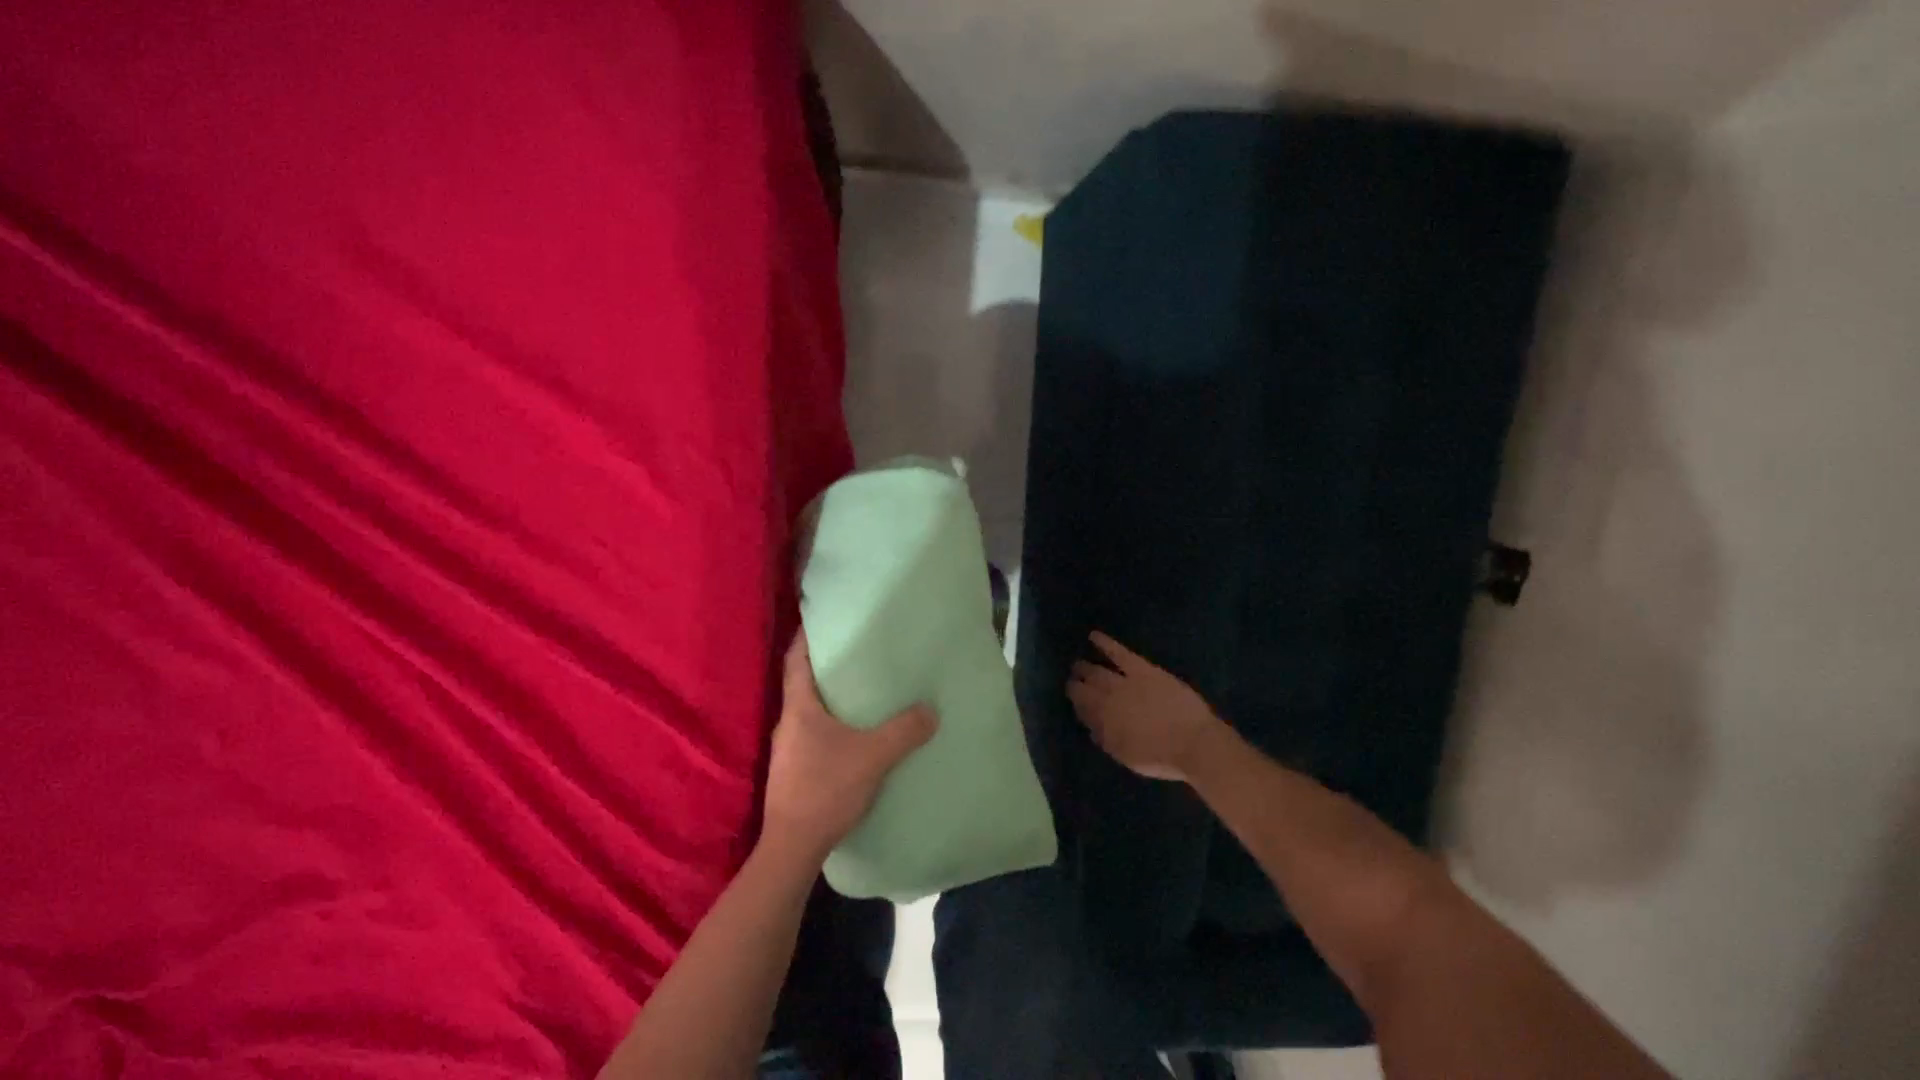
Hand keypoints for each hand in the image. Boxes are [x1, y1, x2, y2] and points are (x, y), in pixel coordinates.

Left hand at [761, 632, 938, 860]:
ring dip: (830, 698)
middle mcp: (787, 722)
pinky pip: (813, 735)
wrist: (794, 845)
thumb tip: (930, 710)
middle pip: (802, 682)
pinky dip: (831, 726)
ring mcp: (787, 749)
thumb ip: (903, 731)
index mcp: (798, 707)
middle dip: (826, 665)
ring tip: (861, 689)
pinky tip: (854, 735)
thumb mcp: (873, 756)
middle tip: (857, 650)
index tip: (824, 618)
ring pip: (808, 711)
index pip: (795, 658)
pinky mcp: (793, 771)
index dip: (807, 635)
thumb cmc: (826, 789)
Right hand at [1068, 631, 1224, 782]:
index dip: (1075, 701)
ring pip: (1099, 671)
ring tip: (1078, 664)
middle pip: (1088, 688)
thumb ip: (1105, 739)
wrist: (1193, 742)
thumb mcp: (1125, 756)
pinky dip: (1106, 644)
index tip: (1072, 698)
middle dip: (1077, 683)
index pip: (1081, 706)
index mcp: (1104, 720)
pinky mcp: (1144, 669)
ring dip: (1086, 667)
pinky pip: (1120, 653)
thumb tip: (1092, 726)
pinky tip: (1094, 636)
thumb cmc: (1160, 756)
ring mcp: (1126, 681)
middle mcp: (1109, 698)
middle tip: (1072, 679)